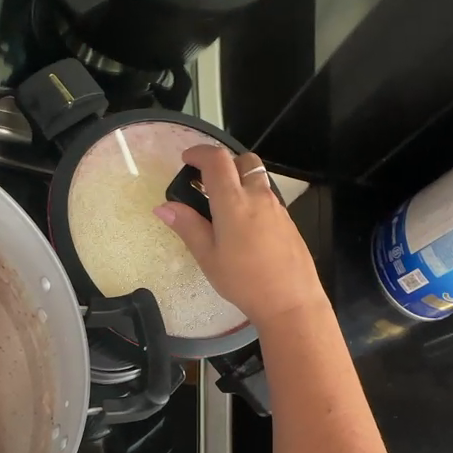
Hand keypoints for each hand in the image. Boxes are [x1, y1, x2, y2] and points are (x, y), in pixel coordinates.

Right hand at [154, 146, 328, 333]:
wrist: (289, 299)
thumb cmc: (243, 281)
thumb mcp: (208, 257)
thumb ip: (187, 227)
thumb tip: (164, 207)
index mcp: (233, 202)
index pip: (216, 161)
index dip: (199, 153)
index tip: (186, 159)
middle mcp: (257, 196)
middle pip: (242, 160)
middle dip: (222, 162)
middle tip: (205, 181)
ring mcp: (276, 206)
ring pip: (257, 178)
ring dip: (238, 179)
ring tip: (223, 205)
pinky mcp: (286, 220)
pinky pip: (266, 197)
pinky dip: (251, 197)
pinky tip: (243, 225)